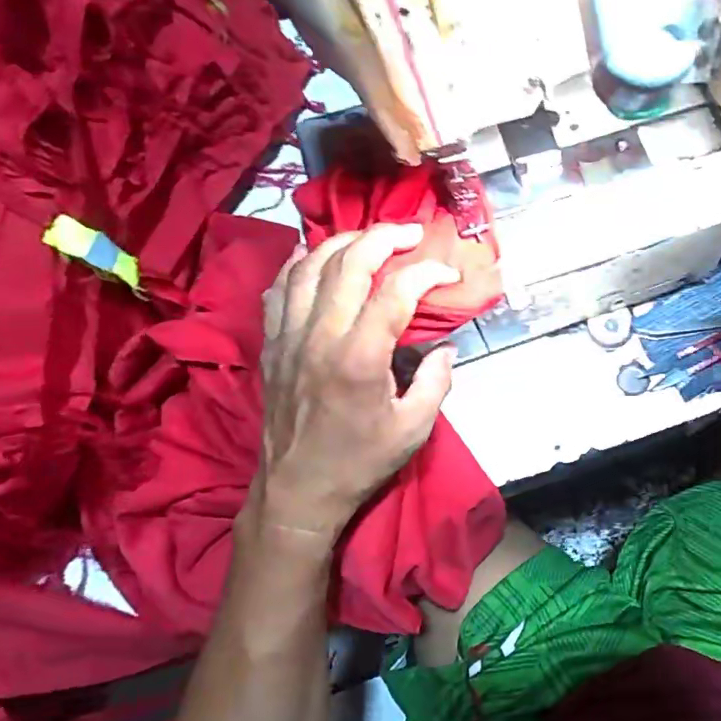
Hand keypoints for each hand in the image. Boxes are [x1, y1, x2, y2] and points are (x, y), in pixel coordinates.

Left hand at [254, 223, 460, 540]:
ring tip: (368, 237)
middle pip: (348, 263)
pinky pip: (278, 289)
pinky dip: (297, 265)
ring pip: (309, 267)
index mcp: (360, 357)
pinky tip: (312, 256)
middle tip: (411, 232)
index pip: (395, 292)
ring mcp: (289, 337)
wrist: (299, 488)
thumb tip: (445, 348)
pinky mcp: (272, 345)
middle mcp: (320, 336)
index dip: (427, 274)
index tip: (448, 275)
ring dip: (341, 242)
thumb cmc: (360, 461)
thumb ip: (435, 381)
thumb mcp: (414, 428)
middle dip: (384, 237)